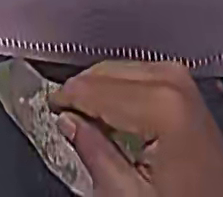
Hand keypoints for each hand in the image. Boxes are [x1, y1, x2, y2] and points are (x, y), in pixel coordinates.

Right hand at [50, 61, 222, 196]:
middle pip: (105, 72)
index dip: (65, 98)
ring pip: (117, 68)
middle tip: (58, 119)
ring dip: (97, 90)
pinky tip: (108, 115)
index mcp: (161, 104)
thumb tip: (66, 122)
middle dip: (80, 93)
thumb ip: (95, 155)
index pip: (96, 88)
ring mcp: (177, 74)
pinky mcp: (179, 78)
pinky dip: (115, 89)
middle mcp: (170, 77)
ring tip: (83, 123)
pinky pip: (134, 72)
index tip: (44, 108)